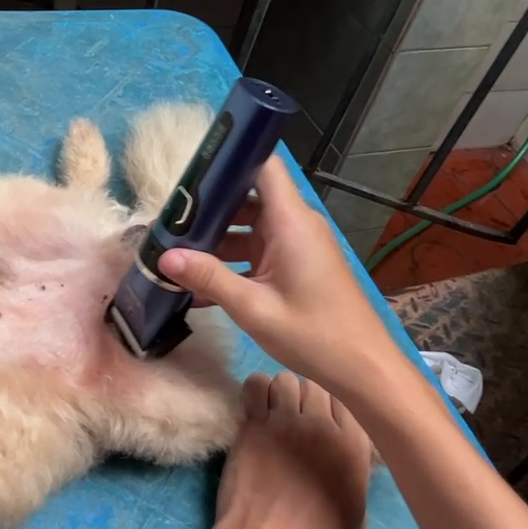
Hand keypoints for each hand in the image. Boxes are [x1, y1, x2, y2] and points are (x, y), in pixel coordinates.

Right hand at [158, 157, 406, 401]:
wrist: (363, 369)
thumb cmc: (313, 334)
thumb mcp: (253, 308)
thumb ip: (208, 278)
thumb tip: (163, 258)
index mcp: (290, 222)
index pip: (262, 165)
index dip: (229, 159)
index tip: (190, 172)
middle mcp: (295, 225)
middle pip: (248, 197)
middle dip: (208, 209)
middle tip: (167, 222)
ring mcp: (297, 246)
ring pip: (249, 228)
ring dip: (216, 241)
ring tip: (174, 254)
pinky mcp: (296, 266)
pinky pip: (258, 252)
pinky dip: (233, 262)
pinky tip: (199, 286)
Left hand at [207, 372, 372, 528]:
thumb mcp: (354, 514)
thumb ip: (353, 473)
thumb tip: (347, 455)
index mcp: (356, 450)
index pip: (349, 400)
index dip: (334, 407)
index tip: (323, 421)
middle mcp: (324, 428)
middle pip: (318, 384)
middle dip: (306, 397)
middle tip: (294, 418)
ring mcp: (286, 423)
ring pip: (286, 379)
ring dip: (280, 392)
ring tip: (272, 413)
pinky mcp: (253, 425)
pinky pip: (255, 385)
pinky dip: (254, 391)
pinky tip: (253, 409)